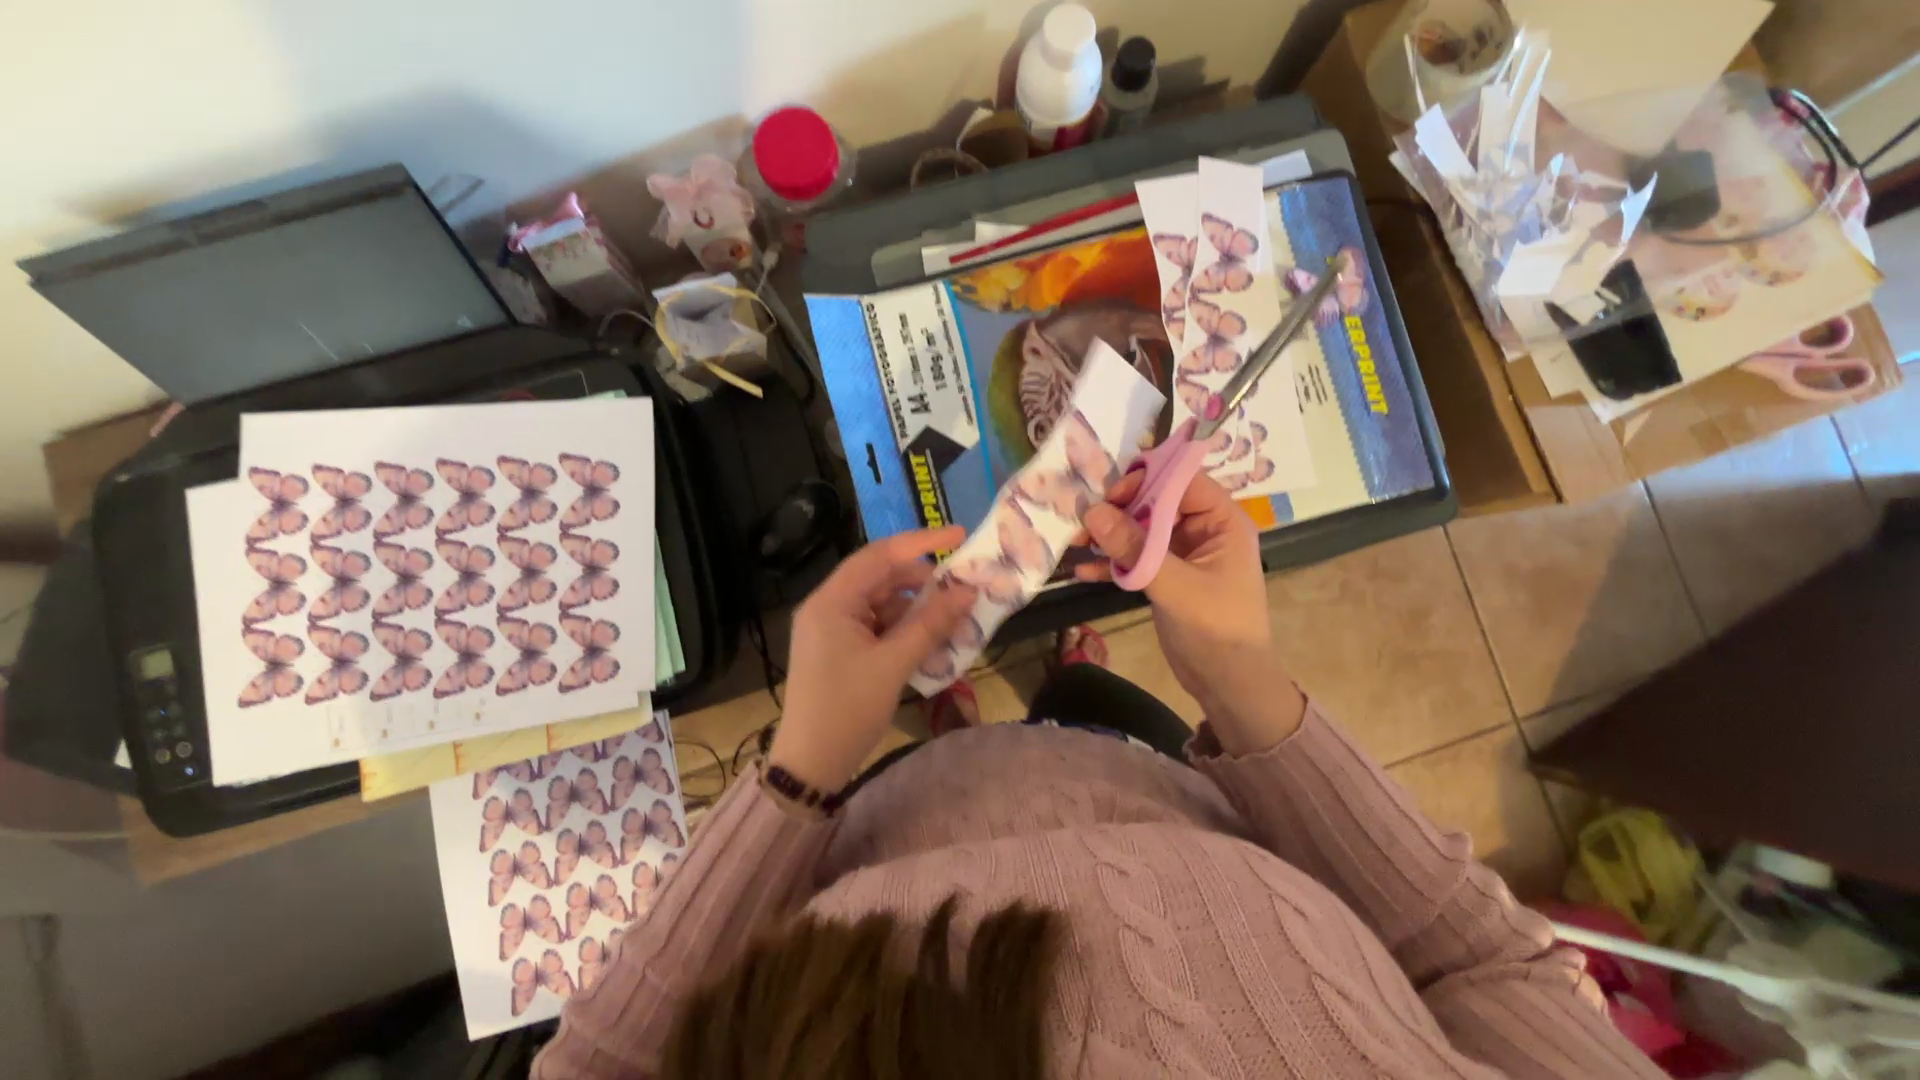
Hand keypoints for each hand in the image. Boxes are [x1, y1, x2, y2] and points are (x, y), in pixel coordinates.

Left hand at [772, 527, 976, 791]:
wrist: (808, 764)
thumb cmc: (847, 710)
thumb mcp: (894, 665)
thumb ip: (931, 624)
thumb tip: (968, 591)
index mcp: (832, 601)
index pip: (880, 555)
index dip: (922, 542)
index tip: (960, 536)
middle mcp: (828, 607)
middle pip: (882, 579)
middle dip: (924, 583)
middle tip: (965, 589)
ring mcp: (832, 630)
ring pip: (883, 605)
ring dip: (918, 611)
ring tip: (955, 622)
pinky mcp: (840, 651)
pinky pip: (878, 628)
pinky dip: (905, 631)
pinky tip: (932, 644)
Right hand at [1076, 472, 1304, 753]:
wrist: (1227, 683)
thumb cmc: (1216, 629)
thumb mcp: (1175, 586)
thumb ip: (1135, 549)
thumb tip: (1093, 512)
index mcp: (1221, 521)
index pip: (1182, 481)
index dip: (1147, 480)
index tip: (1111, 494)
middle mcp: (1203, 530)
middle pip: (1156, 502)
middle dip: (1119, 509)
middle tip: (1085, 521)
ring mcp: (1182, 553)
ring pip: (1140, 529)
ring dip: (1109, 535)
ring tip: (1076, 543)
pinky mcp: (1165, 576)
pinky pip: (1135, 557)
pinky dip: (1112, 563)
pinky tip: (1083, 571)